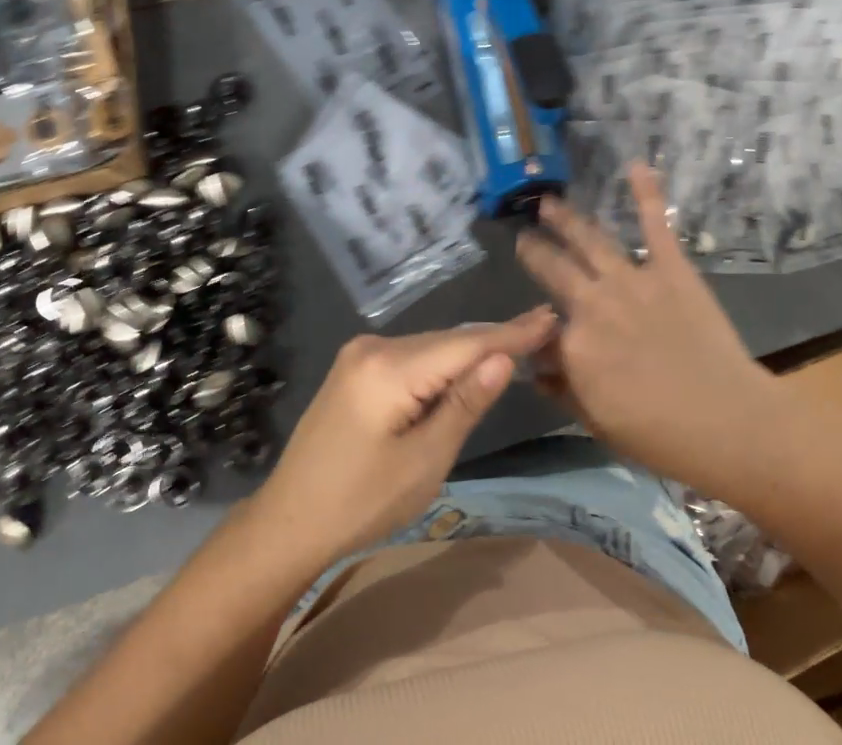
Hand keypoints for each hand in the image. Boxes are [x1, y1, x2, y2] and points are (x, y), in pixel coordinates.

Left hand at [252, 308, 557, 562]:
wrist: (289, 522)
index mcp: (389, 368)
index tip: (552, 318)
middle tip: (545, 328)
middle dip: (496, 338)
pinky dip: (444, 363)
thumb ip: (464, 405)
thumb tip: (503, 358)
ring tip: (521, 341)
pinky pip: (413, 359)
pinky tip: (471, 365)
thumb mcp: (425, 460)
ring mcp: (359, 356)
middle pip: (448, 341)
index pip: (466, 344)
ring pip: (431, 348)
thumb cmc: (361, 502)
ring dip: (471, 351)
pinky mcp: (355, 371)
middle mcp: (373, 348)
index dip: (512, 333)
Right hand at [515, 164, 809, 500]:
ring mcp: (633, 281)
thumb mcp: (596, 422)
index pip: (540, 327)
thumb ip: (562, 390)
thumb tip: (536, 369)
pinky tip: (637, 165)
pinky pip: (656, 224)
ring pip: (590, 240)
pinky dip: (647, 192)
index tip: (530, 325)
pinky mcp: (672, 269)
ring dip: (566, 219)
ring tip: (548, 203)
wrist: (726, 421)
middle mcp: (593, 304)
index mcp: (572, 346)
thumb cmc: (659, 435)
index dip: (533, 327)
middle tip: (523, 238)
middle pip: (553, 269)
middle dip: (535, 251)